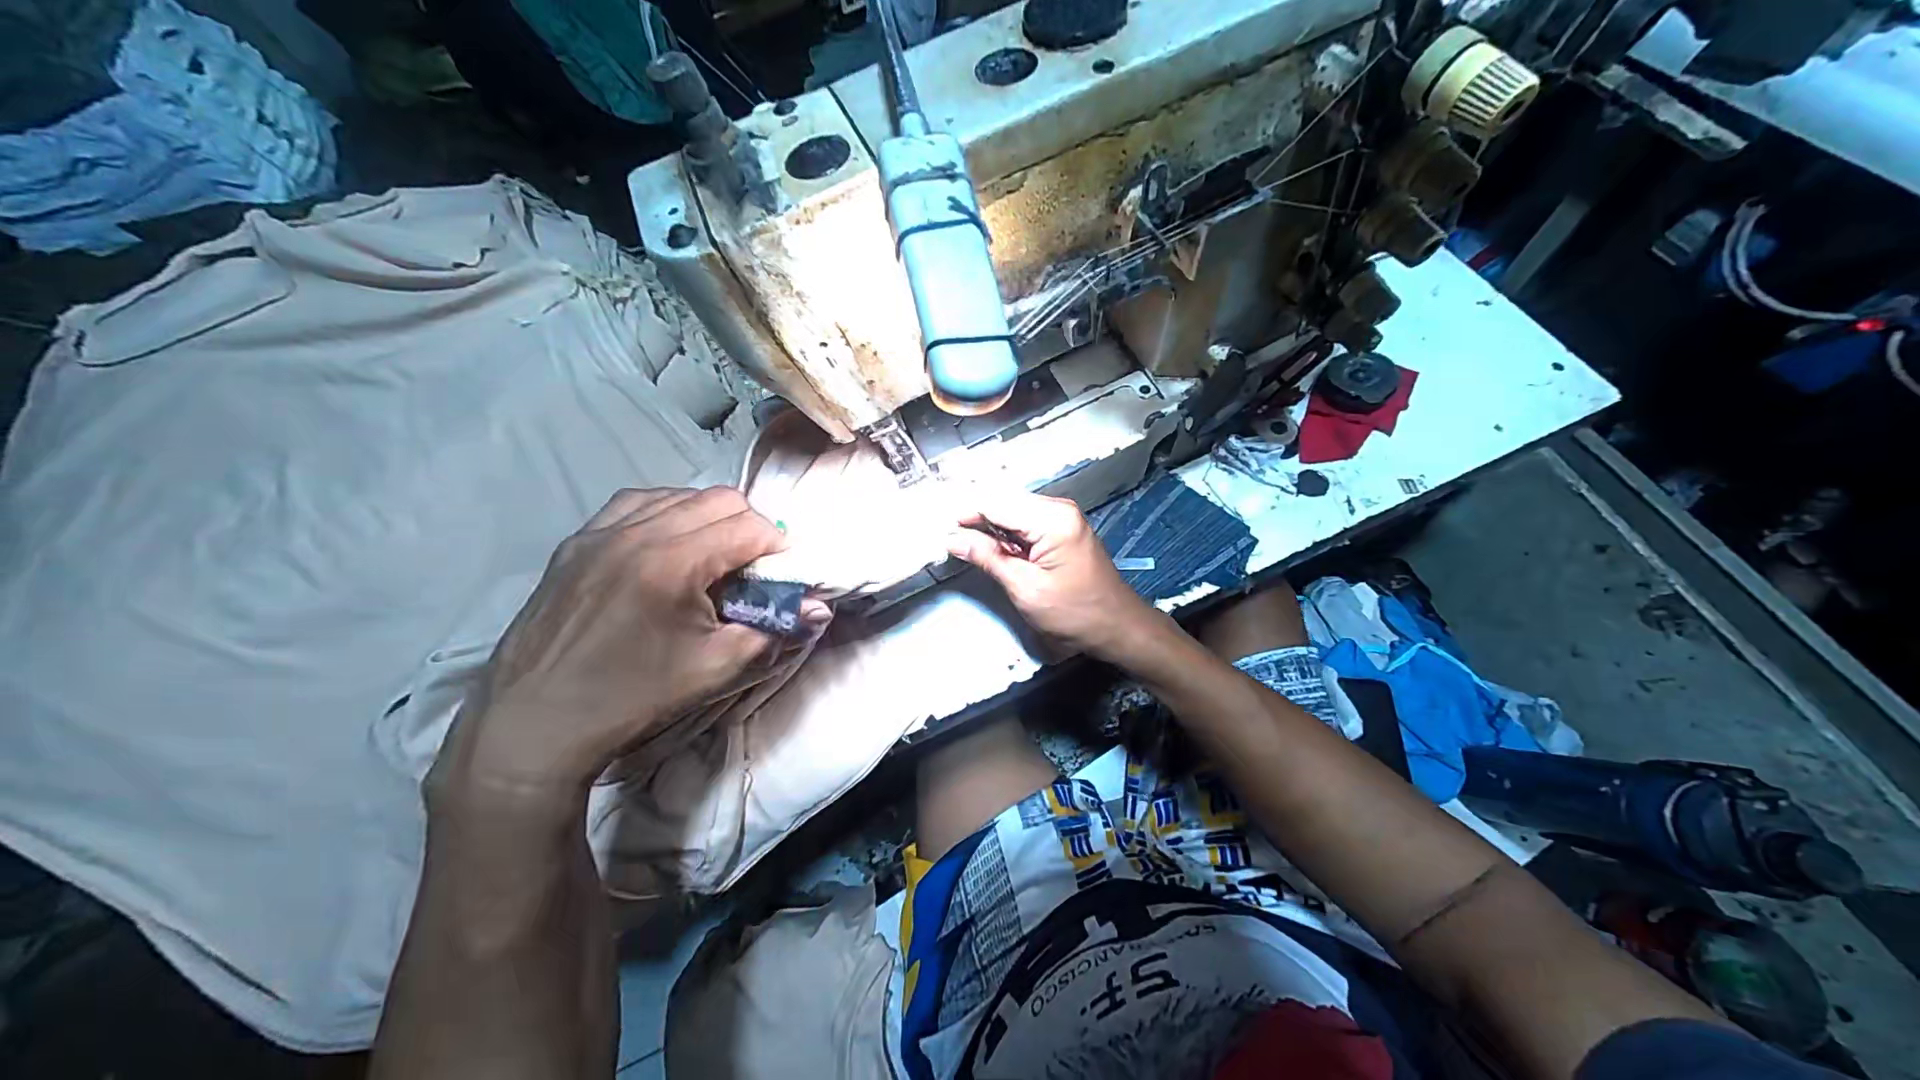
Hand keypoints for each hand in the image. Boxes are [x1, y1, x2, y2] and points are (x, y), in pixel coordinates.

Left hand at [438, 487, 829, 802]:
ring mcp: (598, 532)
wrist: (534, 724)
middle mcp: (635, 530)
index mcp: (672, 561)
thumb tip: (820, 608)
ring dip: (707, 519)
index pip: (749, 524)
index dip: (777, 548)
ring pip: (677, 495)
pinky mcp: (574, 543)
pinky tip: (664, 551)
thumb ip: (775, 632)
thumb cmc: (632, 698)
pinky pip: (634, 504)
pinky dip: (664, 516)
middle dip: (748, 528)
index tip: (778, 578)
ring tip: (708, 561)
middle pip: (718, 499)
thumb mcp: (716, 671)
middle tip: (748, 571)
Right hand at [946, 489, 1170, 663]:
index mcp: (1052, 519)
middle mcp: (1057, 509)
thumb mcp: (1025, 588)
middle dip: (973, 517)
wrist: (1117, 627)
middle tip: (945, 535)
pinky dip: (1003, 534)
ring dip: (987, 526)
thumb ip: (988, 558)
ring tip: (959, 541)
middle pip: (1003, 501)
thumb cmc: (1075, 613)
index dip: (964, 512)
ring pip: (1010, 510)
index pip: (996, 502)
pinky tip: (987, 547)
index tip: (937, 525)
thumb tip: (953, 538)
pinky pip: (1023, 522)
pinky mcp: (1060, 529)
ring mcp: (1061, 517)